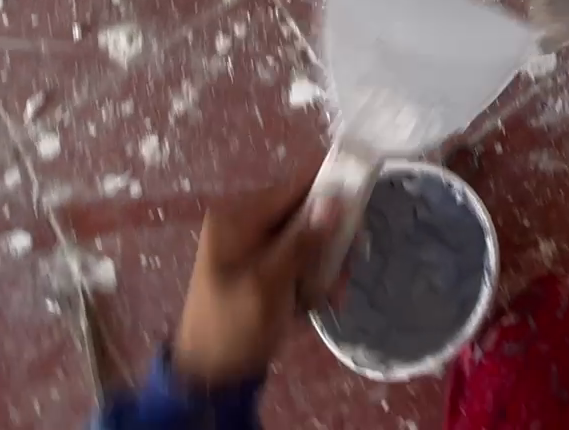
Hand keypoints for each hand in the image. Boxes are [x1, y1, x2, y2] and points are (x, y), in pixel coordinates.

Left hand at [171, 173, 340, 386]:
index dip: (329, 191)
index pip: (294, 187)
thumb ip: (302, 241)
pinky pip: (302, 258)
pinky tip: (320, 300)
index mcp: (238, 217)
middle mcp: (247, 222)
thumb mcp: (267, 285)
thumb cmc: (233, 328)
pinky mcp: (266, 266)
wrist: (209, 380)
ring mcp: (256, 245)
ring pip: (309, 238)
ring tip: (332, 294)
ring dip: (325, 265)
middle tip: (346, 268)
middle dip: (330, 241)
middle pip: (306, 213)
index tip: (359, 208)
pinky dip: (314, 277)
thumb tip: (335, 200)